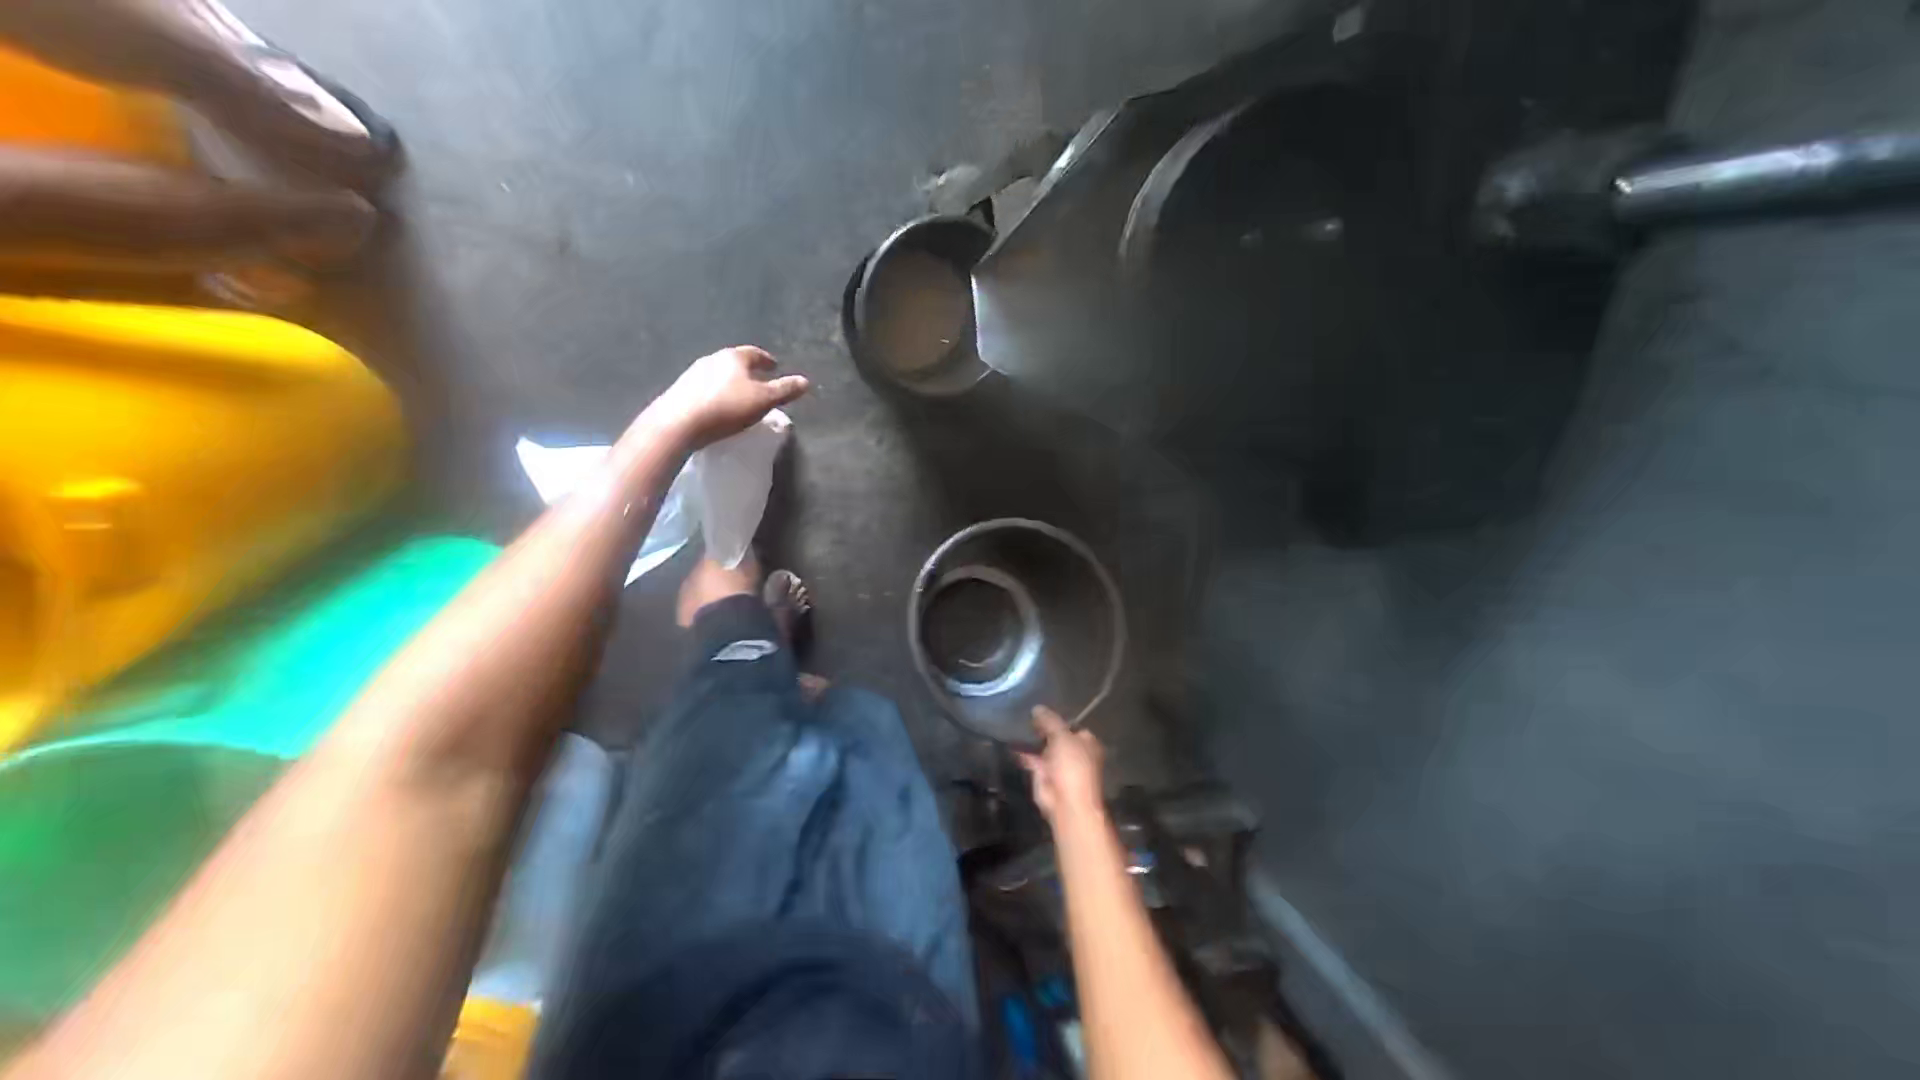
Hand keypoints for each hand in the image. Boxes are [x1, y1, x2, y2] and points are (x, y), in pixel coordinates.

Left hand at [646, 346, 809, 447]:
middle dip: (748, 371)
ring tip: (740, 397)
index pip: (755, 353)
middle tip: (759, 381)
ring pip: (718, 375)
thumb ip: (784, 390)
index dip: (767, 360)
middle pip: (734, 363)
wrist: (678, 423)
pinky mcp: (680, 391)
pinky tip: (719, 407)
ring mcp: (692, 374)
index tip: (774, 366)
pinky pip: (705, 389)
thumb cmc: (727, 408)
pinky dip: (716, 394)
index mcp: (734, 357)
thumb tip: (805, 381)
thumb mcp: (763, 401)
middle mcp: (712, 359)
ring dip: (731, 383)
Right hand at [1018, 705, 1106, 826]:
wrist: (1066, 803)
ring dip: (1033, 740)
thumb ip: (1049, 721)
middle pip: (1057, 736)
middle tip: (1026, 715)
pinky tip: (1012, 743)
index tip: (1040, 711)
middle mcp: (1075, 752)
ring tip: (1016, 724)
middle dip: (1043, 729)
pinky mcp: (1045, 775)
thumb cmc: (1072, 766)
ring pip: (1044, 748)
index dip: (1057, 719)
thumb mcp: (1062, 737)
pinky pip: (1033, 759)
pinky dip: (1024, 753)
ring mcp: (1059, 765)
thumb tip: (1037, 707)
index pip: (1072, 725)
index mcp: (1086, 742)